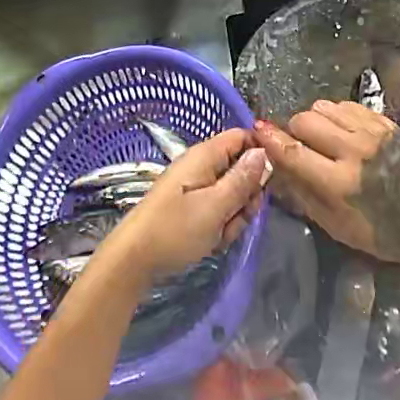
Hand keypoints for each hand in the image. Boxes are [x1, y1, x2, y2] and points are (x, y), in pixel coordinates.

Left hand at [99, 129, 269, 280]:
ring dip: (234, 215)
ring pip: (232, 193)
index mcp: (206, 155)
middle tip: (239, 217)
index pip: (244, 137)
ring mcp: (195, 187)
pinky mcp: (191, 206)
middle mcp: (201, 165)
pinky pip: (218, 209)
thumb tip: (264, 153)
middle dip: (247, 194)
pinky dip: (220, 225)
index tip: (267, 182)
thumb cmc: (174, 230)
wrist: (132, 262)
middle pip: (241, 168)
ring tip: (220, 234)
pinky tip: (212, 241)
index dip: (260, 155)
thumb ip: (243, 179)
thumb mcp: (216, 206)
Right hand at [255, 101, 399, 264]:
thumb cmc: (380, 233)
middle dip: (294, 130)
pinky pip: (348, 106)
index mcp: (340, 183)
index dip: (270, 139)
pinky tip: (342, 133)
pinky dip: (337, 116)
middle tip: (298, 146)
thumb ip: (302, 193)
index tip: (256, 130)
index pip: (294, 152)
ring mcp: (374, 132)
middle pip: (306, 120)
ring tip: (322, 139)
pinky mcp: (386, 123)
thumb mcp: (334, 225)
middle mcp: (356, 150)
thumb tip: (275, 167)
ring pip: (325, 107)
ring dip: (316, 121)